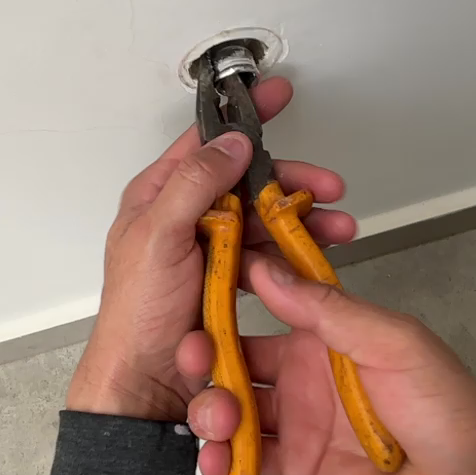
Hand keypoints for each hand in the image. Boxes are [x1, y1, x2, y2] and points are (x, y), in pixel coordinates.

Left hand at [66, 77, 355, 421]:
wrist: (145, 380)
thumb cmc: (138, 312)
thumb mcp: (160, 237)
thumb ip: (194, 184)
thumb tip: (231, 142)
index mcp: (160, 195)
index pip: (206, 141)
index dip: (244, 117)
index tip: (277, 94)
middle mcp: (184, 214)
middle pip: (246, 181)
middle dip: (292, 180)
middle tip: (329, 185)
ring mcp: (208, 246)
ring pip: (262, 217)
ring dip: (301, 218)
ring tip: (337, 226)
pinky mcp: (226, 276)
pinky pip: (265, 251)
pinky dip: (291, 249)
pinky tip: (314, 254)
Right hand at [178, 256, 475, 474]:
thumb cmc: (445, 410)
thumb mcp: (394, 345)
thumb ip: (329, 310)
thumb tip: (266, 266)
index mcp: (328, 332)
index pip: (269, 300)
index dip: (230, 289)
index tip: (193, 283)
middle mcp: (303, 371)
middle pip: (235, 355)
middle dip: (205, 355)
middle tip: (191, 362)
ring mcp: (295, 421)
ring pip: (232, 404)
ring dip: (211, 408)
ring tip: (219, 425)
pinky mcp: (293, 468)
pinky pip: (245, 458)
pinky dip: (223, 460)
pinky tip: (218, 464)